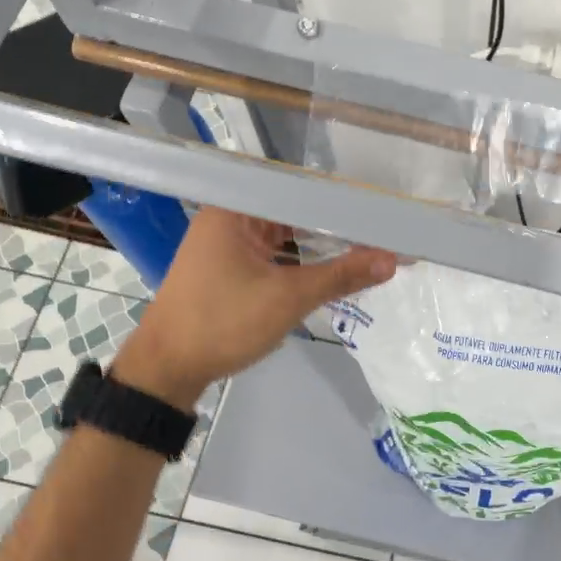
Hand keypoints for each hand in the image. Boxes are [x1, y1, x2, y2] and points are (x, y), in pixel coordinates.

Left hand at [111, 209, 396, 409]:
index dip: (340, 202)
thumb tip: (392, 260)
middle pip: (291, 211)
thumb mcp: (289, 298)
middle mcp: (227, 218)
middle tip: (379, 230)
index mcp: (234, 209)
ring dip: (317, 246)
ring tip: (364, 248)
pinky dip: (298, 263)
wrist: (168, 368)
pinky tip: (329, 271)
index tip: (379, 210)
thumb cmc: (224, 323)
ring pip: (282, 236)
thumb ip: (342, 276)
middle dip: (333, 225)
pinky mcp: (226, 269)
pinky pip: (271, 256)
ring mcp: (224, 245)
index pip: (298, 192)